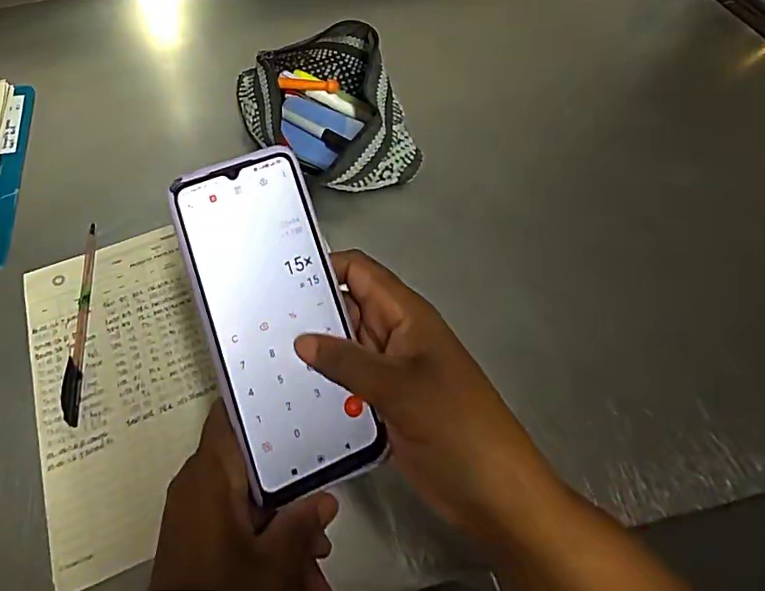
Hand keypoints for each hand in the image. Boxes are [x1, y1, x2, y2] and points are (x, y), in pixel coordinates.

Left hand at [149, 406, 339, 590]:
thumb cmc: (215, 590)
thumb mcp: (273, 562)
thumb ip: (301, 524)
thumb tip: (321, 502)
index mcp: (210, 472)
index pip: (230, 415)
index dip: (259, 408)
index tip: (286, 407)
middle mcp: (196, 483)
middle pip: (249, 470)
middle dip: (287, 497)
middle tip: (317, 528)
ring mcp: (192, 510)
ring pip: (246, 503)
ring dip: (280, 529)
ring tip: (310, 568)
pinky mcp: (193, 535)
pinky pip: (232, 524)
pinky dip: (259, 541)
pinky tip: (289, 576)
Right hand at [293, 250, 556, 547]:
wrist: (498, 497)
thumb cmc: (460, 428)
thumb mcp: (399, 388)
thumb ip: (347, 361)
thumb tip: (303, 339)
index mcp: (406, 316)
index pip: (360, 272)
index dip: (325, 266)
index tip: (284, 277)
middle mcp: (395, 336)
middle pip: (346, 308)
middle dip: (310, 311)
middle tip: (266, 318)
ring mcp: (389, 372)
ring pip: (343, 348)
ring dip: (316, 351)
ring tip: (271, 352)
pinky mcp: (385, 404)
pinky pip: (347, 382)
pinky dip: (325, 384)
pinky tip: (296, 391)